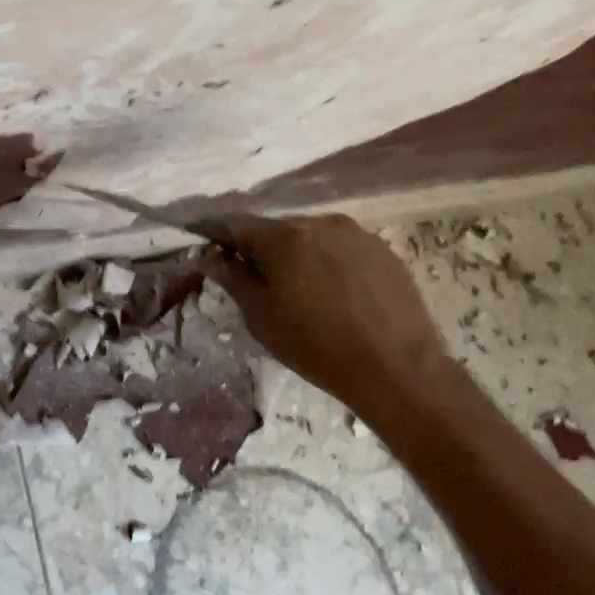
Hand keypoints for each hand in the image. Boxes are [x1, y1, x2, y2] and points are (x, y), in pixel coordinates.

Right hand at [200, 213, 450, 415]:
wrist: (399, 371)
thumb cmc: (317, 347)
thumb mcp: (261, 317)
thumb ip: (232, 279)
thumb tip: (209, 256)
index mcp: (283, 237)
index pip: (234, 224)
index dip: (211, 229)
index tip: (194, 233)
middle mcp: (318, 224)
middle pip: (274, 229)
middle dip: (256, 246)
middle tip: (245, 271)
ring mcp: (356, 234)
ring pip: (309, 237)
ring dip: (293, 253)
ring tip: (292, 284)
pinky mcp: (383, 251)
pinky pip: (340, 248)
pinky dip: (325, 262)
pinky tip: (329, 290)